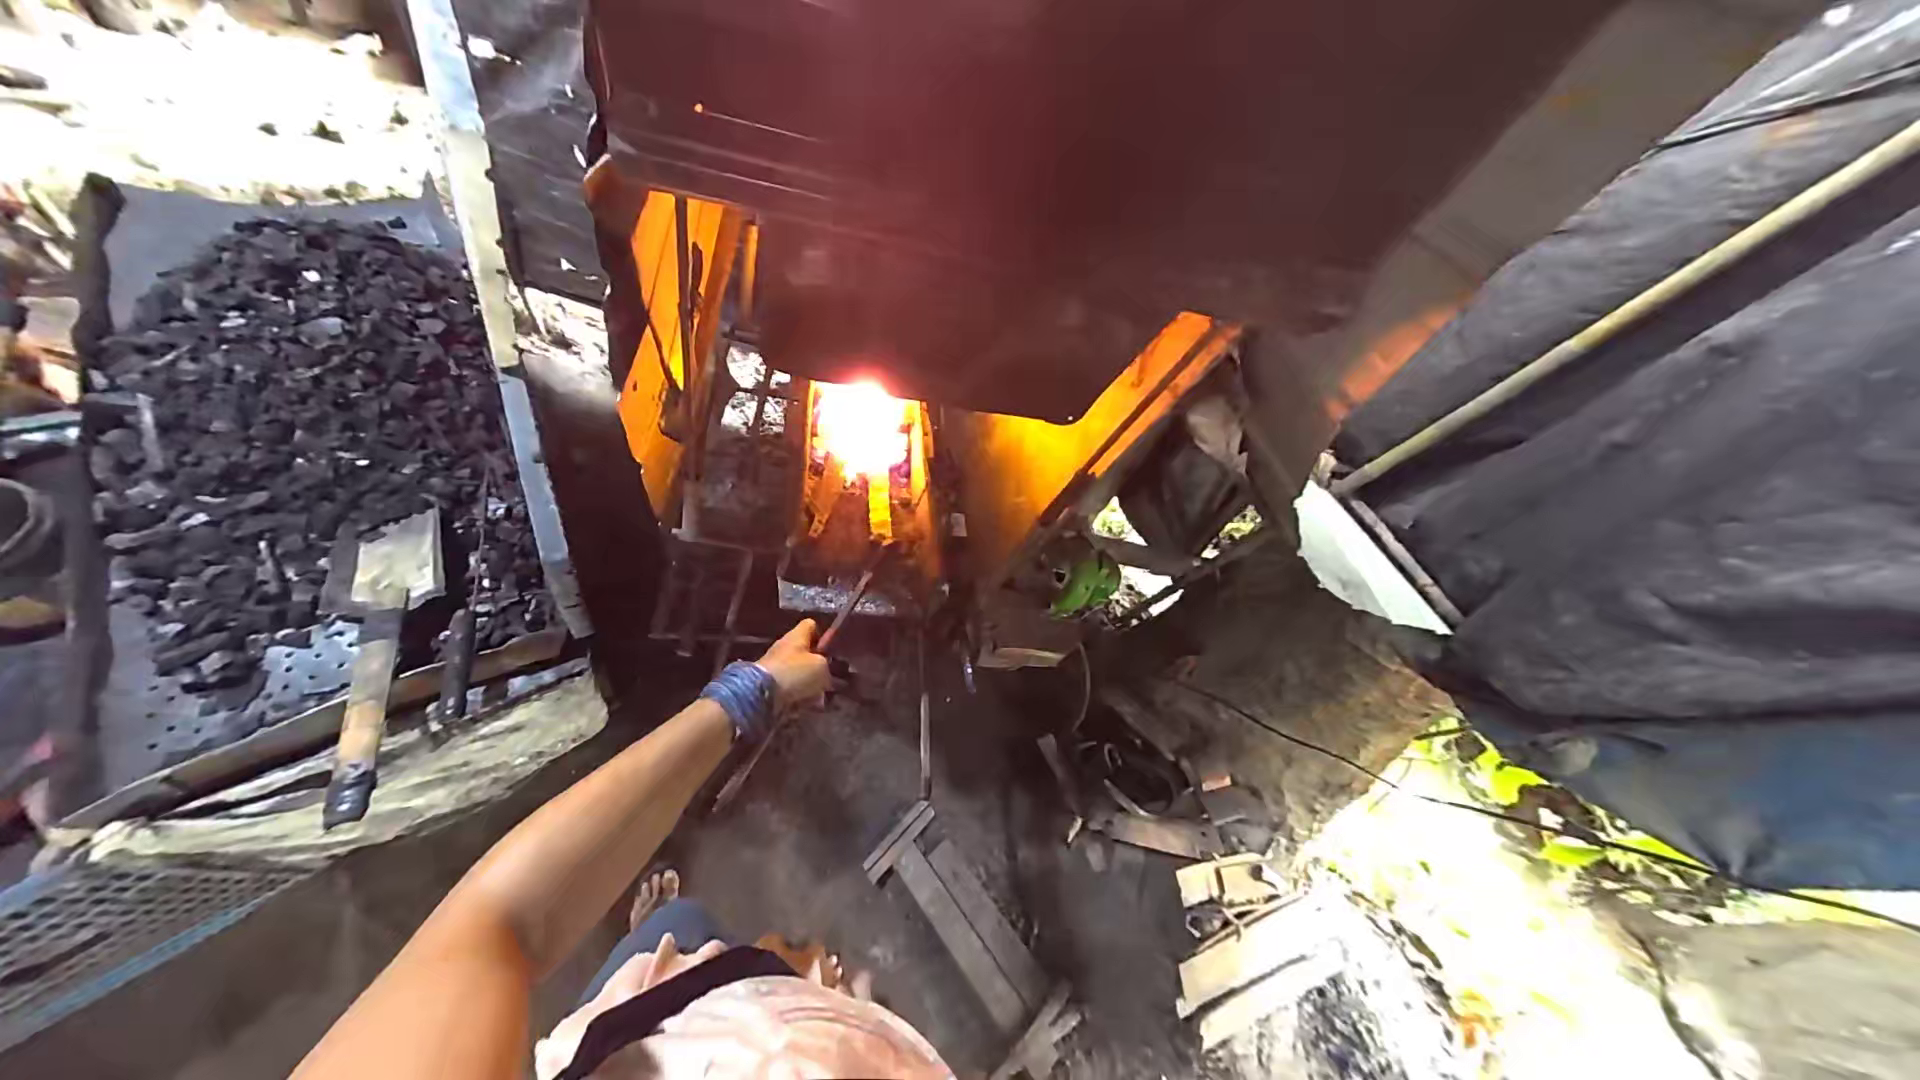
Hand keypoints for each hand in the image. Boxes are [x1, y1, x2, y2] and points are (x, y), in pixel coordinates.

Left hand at [754, 619, 830, 711]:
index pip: (811, 625)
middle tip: (829, 678)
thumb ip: (827, 666)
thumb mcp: (821, 666)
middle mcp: (784, 648)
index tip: (831, 648)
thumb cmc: (794, 672)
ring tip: (820, 697)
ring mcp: (775, 667)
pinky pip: (790, 689)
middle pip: (806, 652)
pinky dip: (799, 697)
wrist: (760, 695)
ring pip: (800, 673)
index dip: (823, 634)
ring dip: (810, 685)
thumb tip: (825, 673)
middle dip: (818, 666)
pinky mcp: (769, 685)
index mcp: (796, 636)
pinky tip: (806, 705)